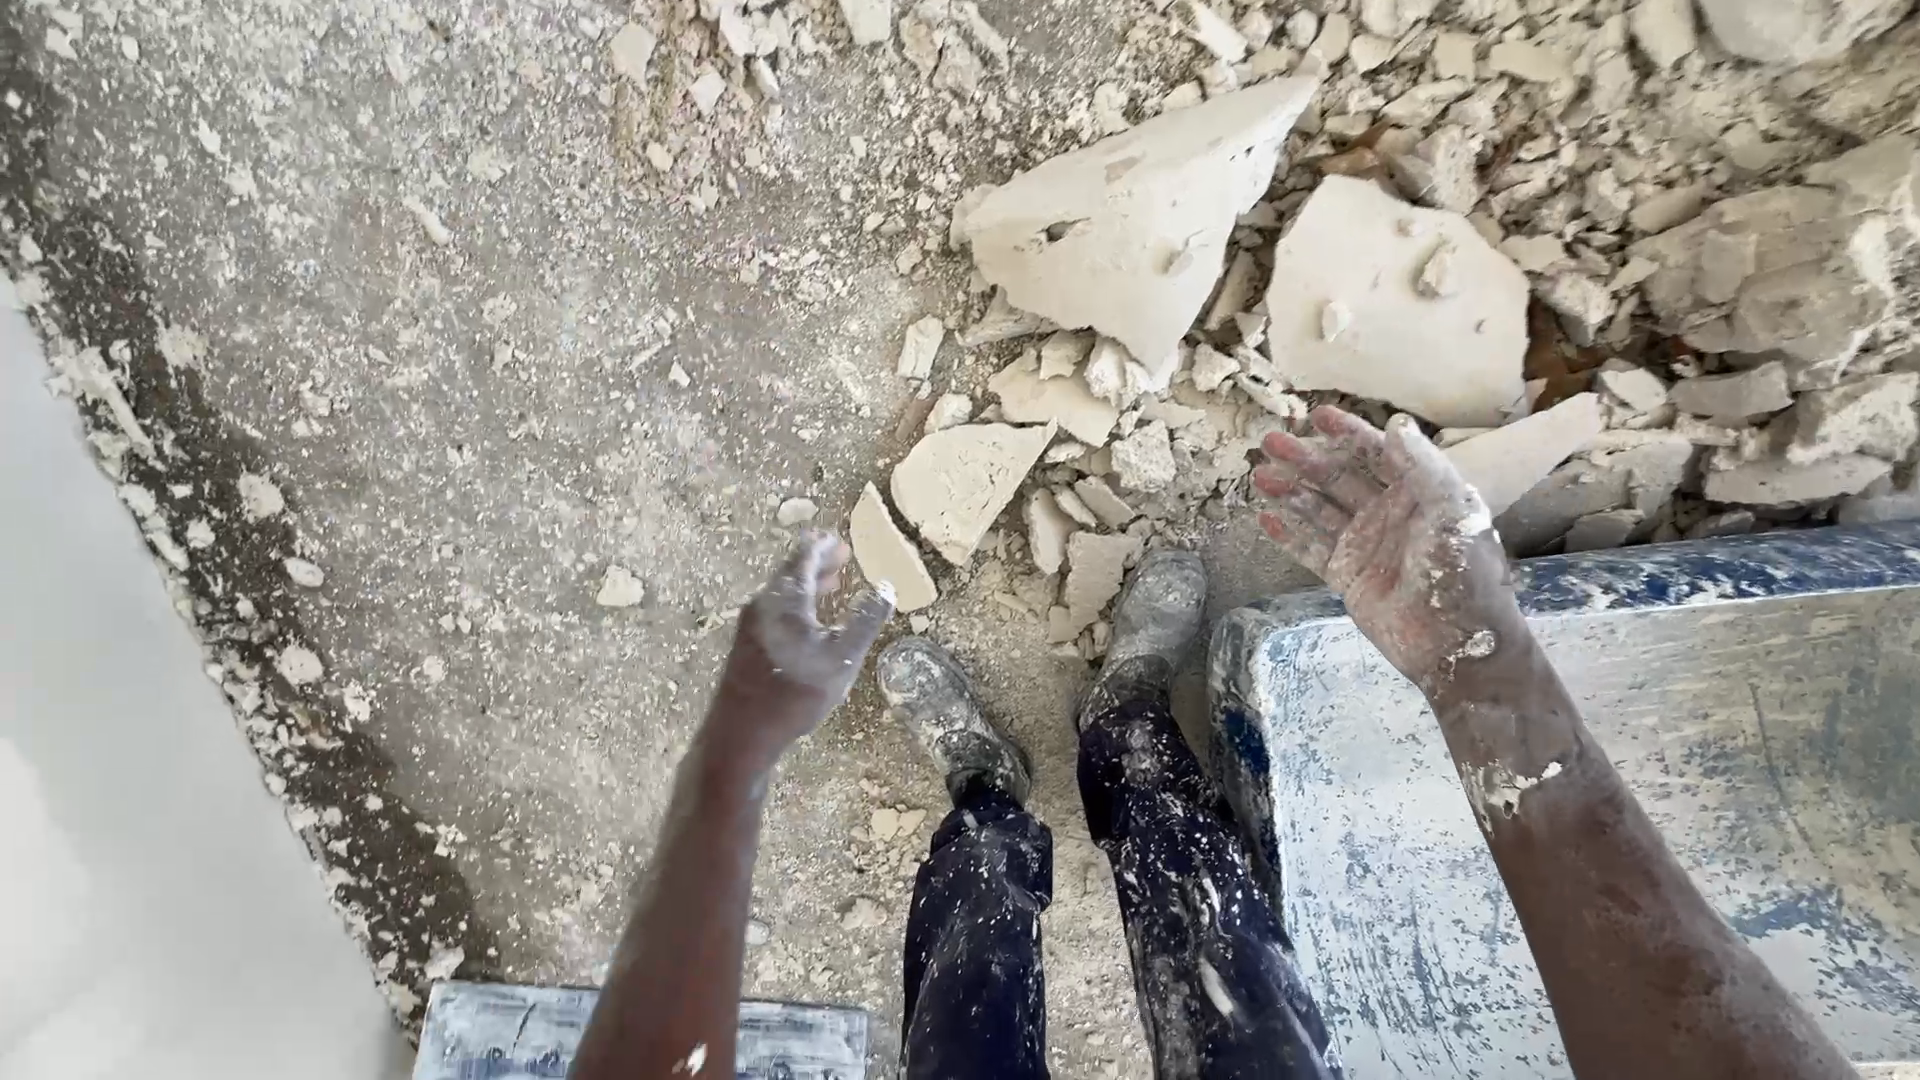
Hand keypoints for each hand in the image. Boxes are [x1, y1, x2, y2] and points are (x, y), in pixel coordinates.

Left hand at [707, 530, 893, 768]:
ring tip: (831, 584)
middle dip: (817, 562)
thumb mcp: (843, 658)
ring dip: (807, 583)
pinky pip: (775, 609)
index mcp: (786, 599)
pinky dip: (796, 602)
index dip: (823, 546)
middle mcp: (763, 604)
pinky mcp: (746, 644)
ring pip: (782, 592)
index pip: (804, 557)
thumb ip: (866, 620)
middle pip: (790, 572)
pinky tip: (808, 621)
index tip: (839, 540)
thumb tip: (886, 587)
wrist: (741, 733)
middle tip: (841, 557)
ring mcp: (750, 624)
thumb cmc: (795, 693)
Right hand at [1253, 407, 1526, 698]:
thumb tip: (1393, 423)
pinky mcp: (1345, 575)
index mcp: (1416, 494)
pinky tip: (1264, 518)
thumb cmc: (1460, 574)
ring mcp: (1362, 545)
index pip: (1376, 455)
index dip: (1347, 434)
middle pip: (1336, 479)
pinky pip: (1309, 549)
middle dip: (1303, 459)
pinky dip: (1287, 534)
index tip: (1315, 416)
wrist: (1452, 644)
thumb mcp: (1451, 512)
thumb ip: (1422, 466)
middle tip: (1269, 443)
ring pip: (1317, 510)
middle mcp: (1386, 514)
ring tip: (1259, 477)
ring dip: (1288, 492)